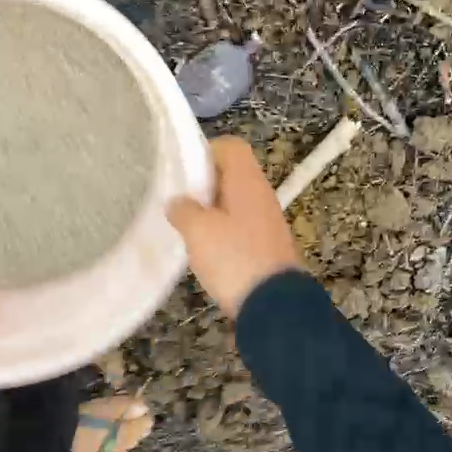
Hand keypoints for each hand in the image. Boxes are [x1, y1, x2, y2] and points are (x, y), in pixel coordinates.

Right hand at [167, 136, 304, 317]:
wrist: (274, 306)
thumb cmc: (234, 258)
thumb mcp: (198, 231)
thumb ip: (183, 210)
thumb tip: (177, 202)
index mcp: (247, 180)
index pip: (230, 146)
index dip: (205, 151)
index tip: (183, 172)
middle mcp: (261, 194)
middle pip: (231, 174)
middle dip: (203, 184)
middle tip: (179, 200)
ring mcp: (266, 220)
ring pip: (234, 201)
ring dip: (211, 210)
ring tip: (187, 226)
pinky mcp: (266, 244)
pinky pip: (240, 225)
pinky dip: (222, 230)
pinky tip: (205, 249)